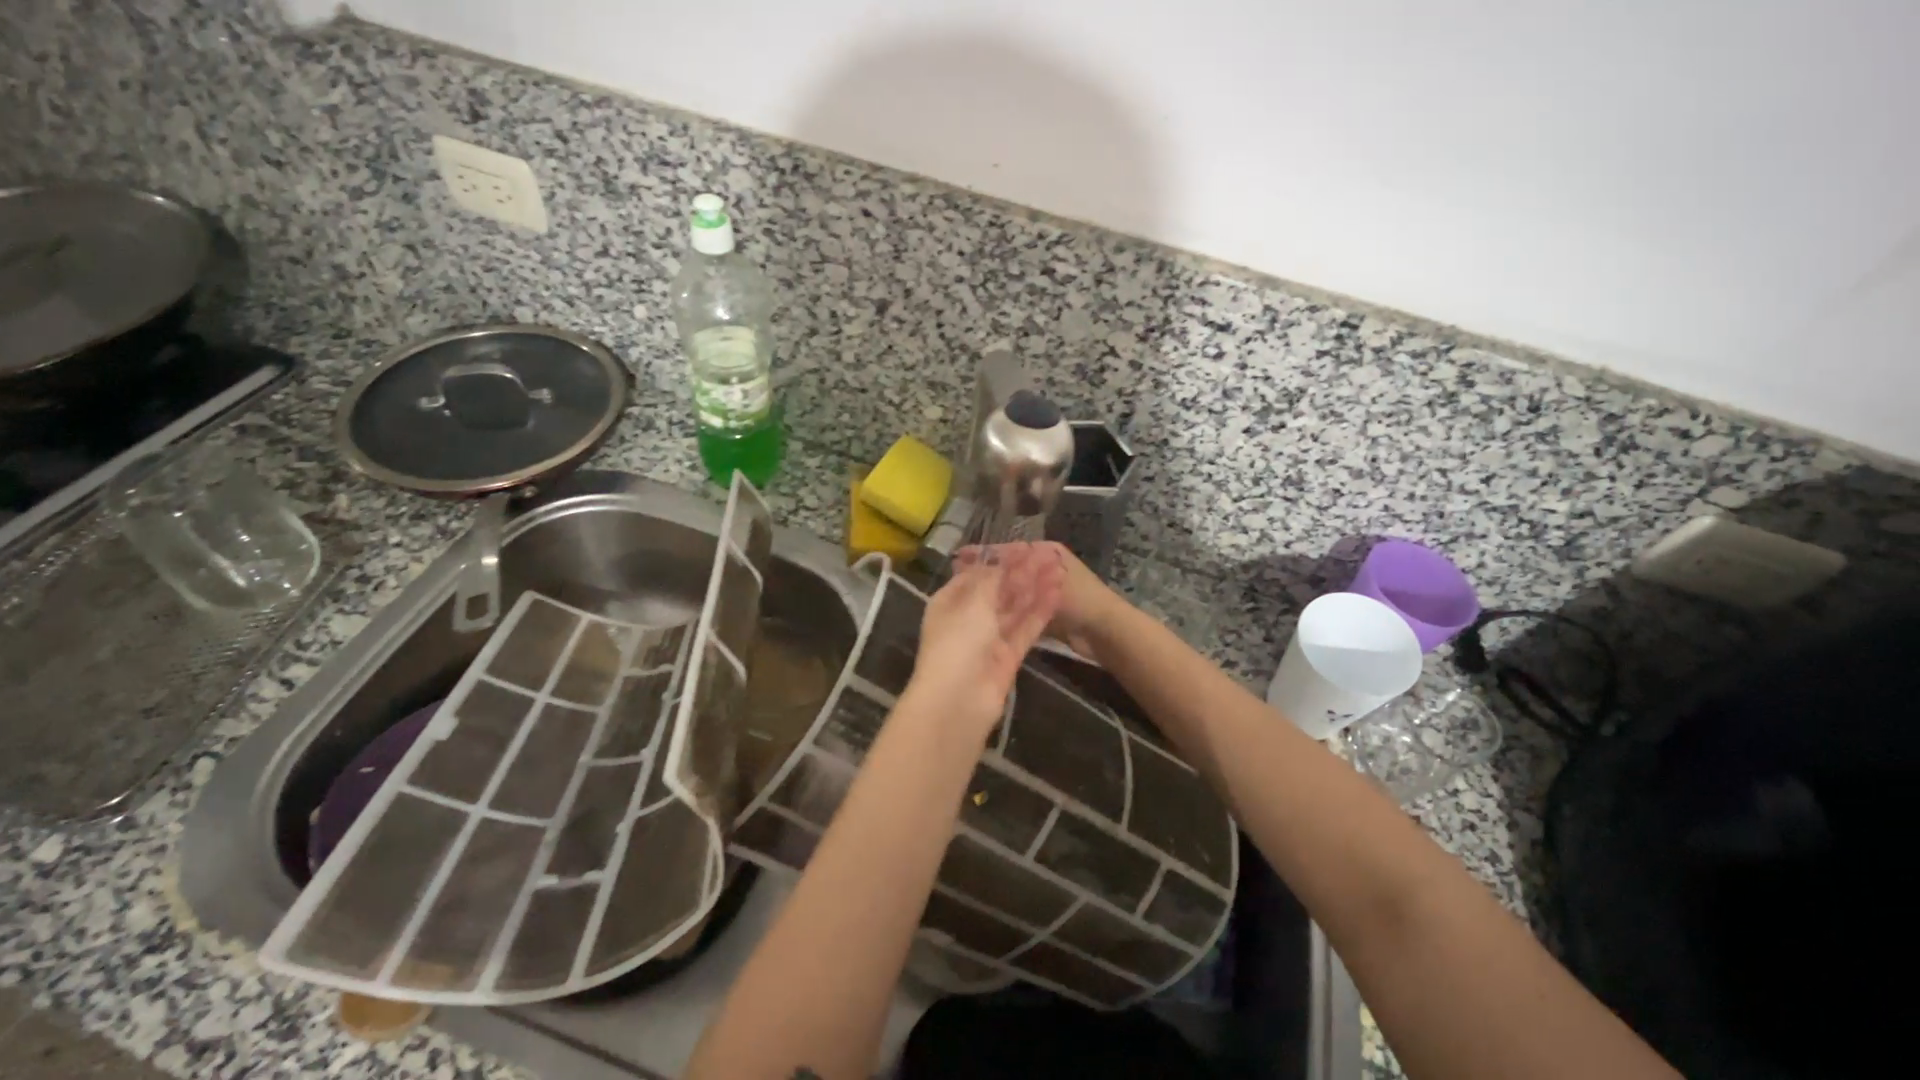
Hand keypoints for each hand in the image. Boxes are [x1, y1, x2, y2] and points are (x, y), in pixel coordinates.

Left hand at [907, 545, 1063, 738]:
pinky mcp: (1007, 658)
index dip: (1002, 560)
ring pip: (1014, 610)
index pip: (977, 574)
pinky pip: (1025, 630)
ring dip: (1035, 590)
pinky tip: (1056, 595)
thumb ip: (991, 579)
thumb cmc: (957, 644)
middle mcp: (968, 618)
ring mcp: (988, 640)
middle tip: (1051, 557)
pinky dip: (1039, 613)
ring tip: (1060, 571)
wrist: (957, 701)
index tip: (1027, 548)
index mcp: (949, 602)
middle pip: (999, 591)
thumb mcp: (972, 603)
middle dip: (1023, 573)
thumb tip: (1000, 558)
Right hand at [959, 542, 1124, 661]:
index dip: (984, 554)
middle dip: (985, 573)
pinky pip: (1020, 608)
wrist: (1105, 632)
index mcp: (1047, 552)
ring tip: (965, 596)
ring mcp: (1045, 592)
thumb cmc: (1079, 599)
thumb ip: (1015, 571)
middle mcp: (1044, 568)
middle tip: (956, 577)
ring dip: (993, 592)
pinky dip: (1005, 609)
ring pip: (1012, 590)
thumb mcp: (1046, 578)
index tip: (959, 559)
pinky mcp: (1044, 615)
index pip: (1010, 550)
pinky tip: (984, 614)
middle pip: (1010, 569)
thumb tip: (983, 562)